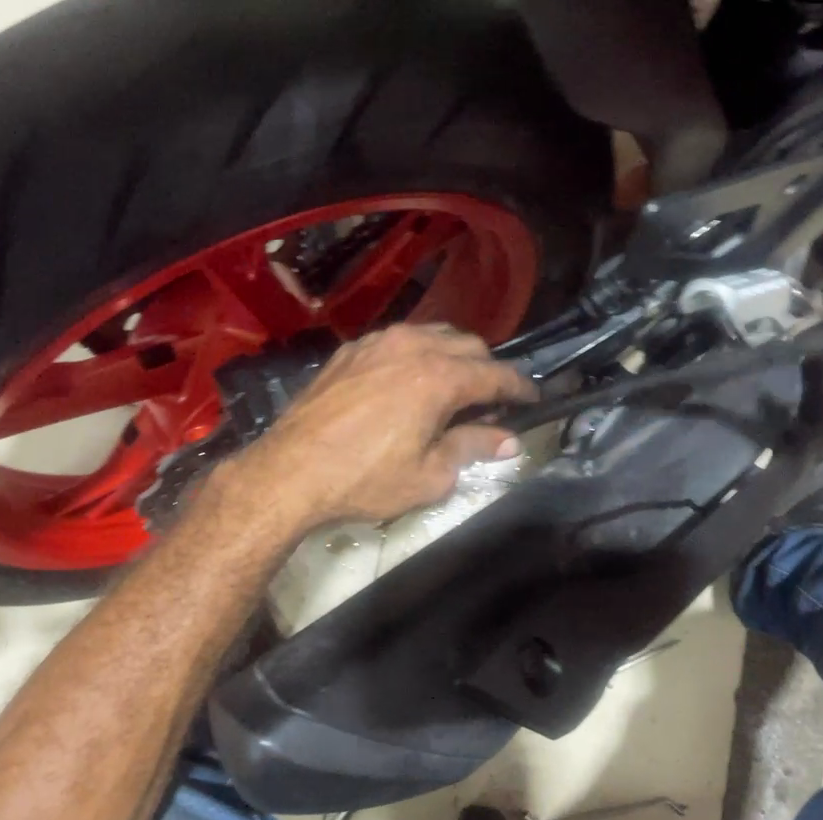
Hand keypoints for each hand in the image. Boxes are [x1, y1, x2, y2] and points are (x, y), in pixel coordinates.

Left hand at [214, 324, 536, 531]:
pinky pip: (395, 343)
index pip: (496, 374)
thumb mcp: (428, 476)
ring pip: (430, 336)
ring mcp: (375, 344)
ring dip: (450, 357)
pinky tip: (406, 383)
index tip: (532, 400)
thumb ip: (471, 449)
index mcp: (439, 377)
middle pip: (467, 346)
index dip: (520, 388)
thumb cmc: (364, 480)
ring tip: (451, 388)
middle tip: (489, 402)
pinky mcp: (348, 353)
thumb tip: (506, 440)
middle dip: (487, 370)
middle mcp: (411, 347)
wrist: (289, 472)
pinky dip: (414, 356)